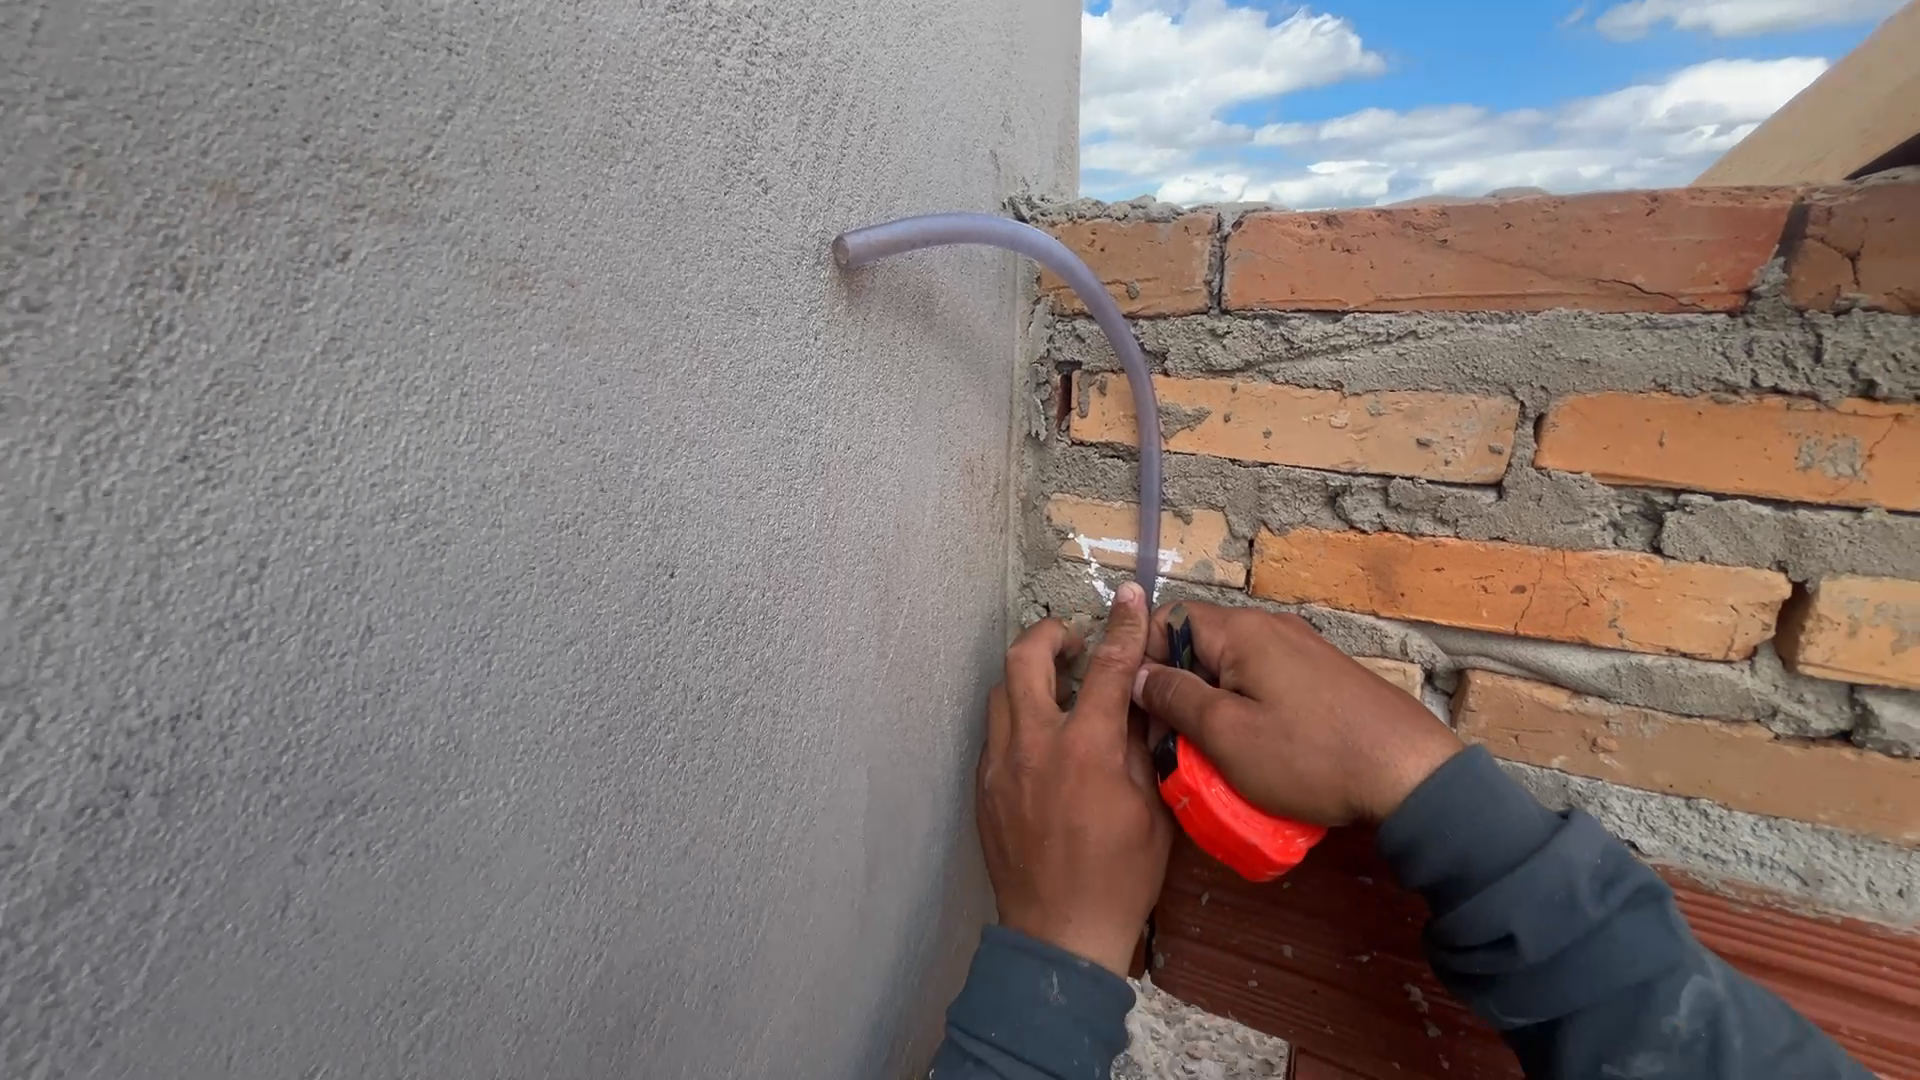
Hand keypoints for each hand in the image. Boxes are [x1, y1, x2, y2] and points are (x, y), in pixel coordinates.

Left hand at [976, 581, 1172, 975]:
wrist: (1059, 934)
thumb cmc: (1119, 878)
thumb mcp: (1153, 810)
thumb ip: (1141, 746)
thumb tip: (1138, 701)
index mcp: (1085, 750)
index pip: (1109, 670)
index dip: (1124, 627)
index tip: (1131, 596)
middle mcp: (1033, 745)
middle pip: (1025, 659)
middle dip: (1050, 635)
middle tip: (1073, 643)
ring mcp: (1000, 765)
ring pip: (1000, 691)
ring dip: (1027, 676)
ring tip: (1054, 688)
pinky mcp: (982, 786)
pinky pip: (995, 731)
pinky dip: (1016, 717)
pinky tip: (1038, 738)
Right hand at [1132, 602, 1462, 825]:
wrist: (1414, 777)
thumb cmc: (1309, 754)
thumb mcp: (1226, 733)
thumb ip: (1173, 697)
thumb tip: (1136, 673)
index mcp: (1240, 630)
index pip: (1167, 617)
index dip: (1144, 656)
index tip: (1143, 705)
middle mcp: (1269, 626)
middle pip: (1198, 643)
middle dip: (1177, 687)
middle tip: (1173, 739)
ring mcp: (1301, 648)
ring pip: (1230, 665)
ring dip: (1211, 702)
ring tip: (1213, 750)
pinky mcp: (1323, 674)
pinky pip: (1263, 679)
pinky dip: (1245, 706)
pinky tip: (1258, 746)